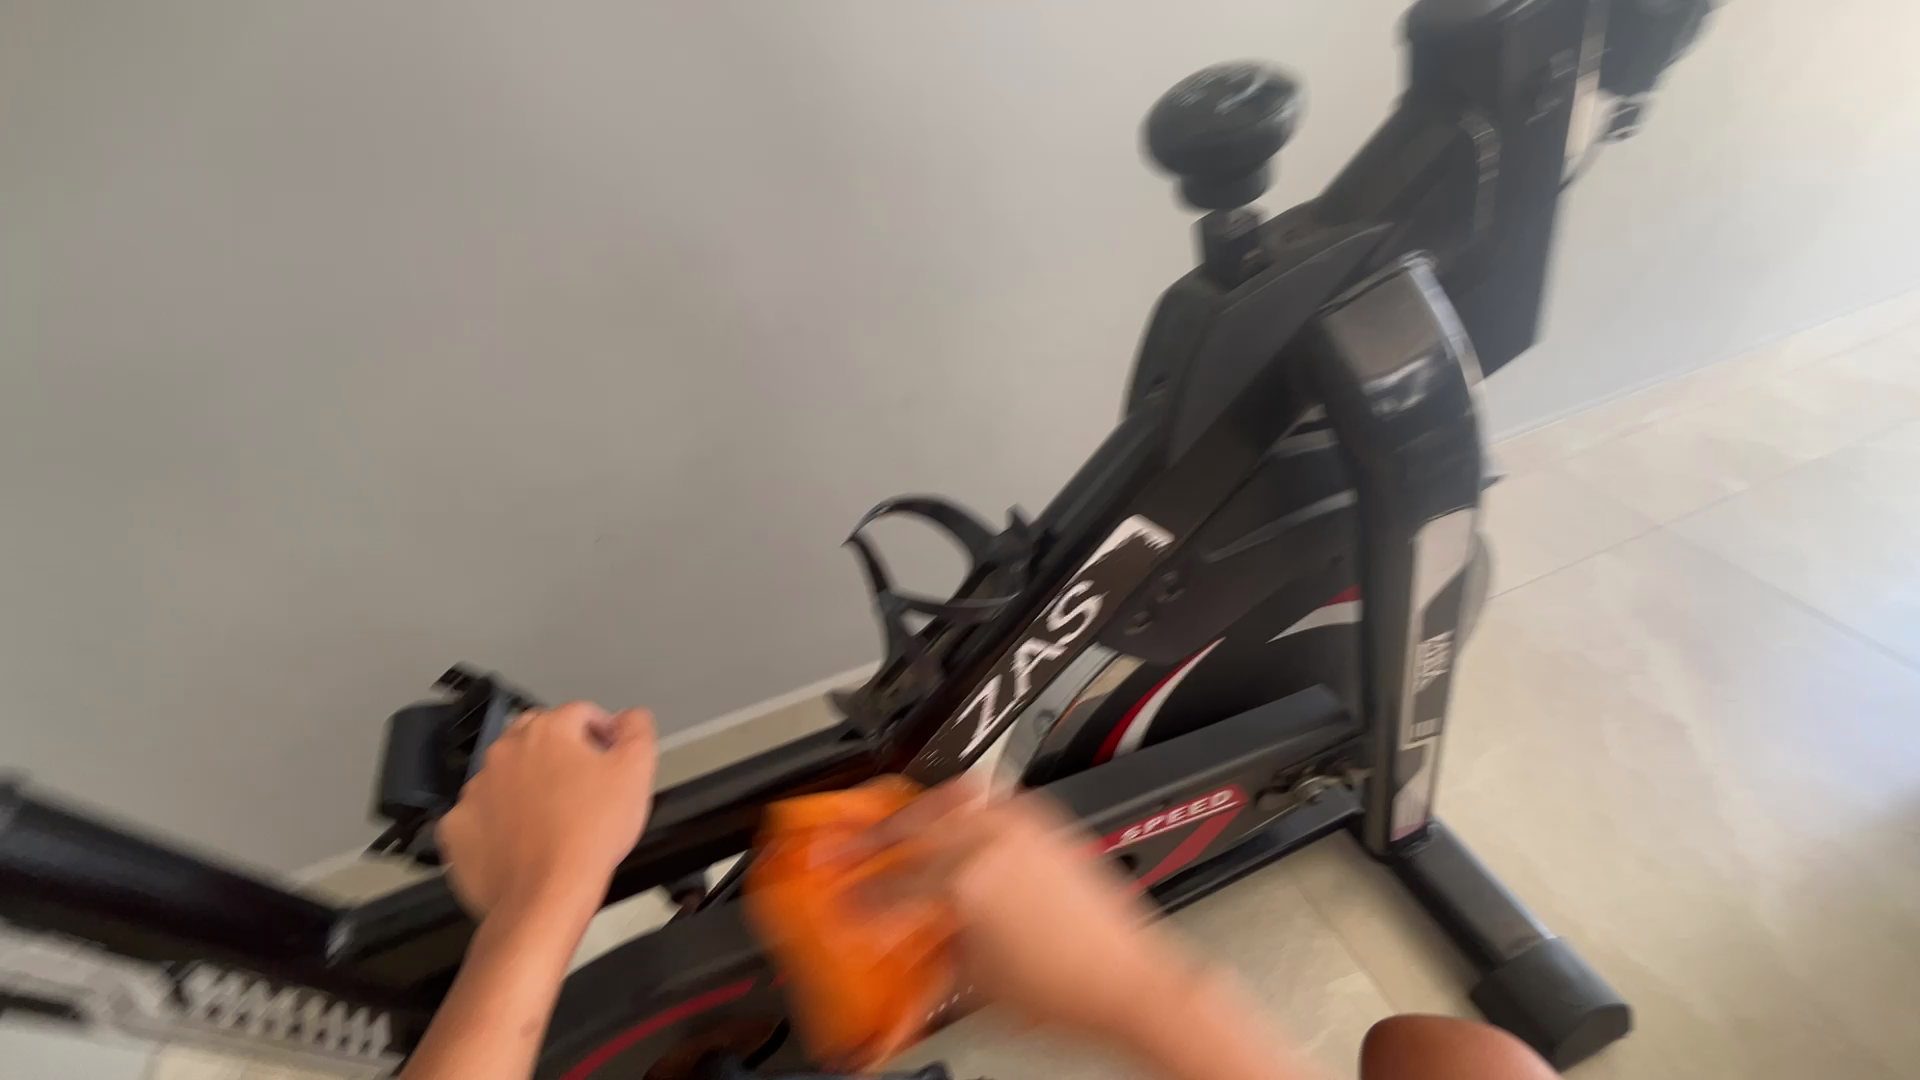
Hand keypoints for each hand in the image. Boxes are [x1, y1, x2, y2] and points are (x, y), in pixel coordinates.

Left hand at [436, 701, 657, 920]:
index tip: (611, 754)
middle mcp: (506, 753)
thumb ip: (637, 728)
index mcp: (548, 732)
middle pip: (539, 735)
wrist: (546, 895)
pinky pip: (482, 811)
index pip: (581, 712)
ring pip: (509, 772)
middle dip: (562, 751)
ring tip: (557, 814)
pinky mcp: (457, 827)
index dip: (604, 731)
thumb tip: (629, 717)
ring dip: (530, 782)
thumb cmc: (589, 834)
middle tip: (585, 782)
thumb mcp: (637, 768)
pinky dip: (501, 817)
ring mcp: (476, 790)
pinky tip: (525, 834)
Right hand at [859, 779, 1199, 1043]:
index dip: (859, 893)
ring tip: (900, 821)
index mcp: (967, 881)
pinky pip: (993, 798)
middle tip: (852, 843)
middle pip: (915, 822)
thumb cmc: (1065, 991)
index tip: (843, 896)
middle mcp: (992, 841)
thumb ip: (935, 946)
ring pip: (954, 795)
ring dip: (920, 809)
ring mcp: (1021, 825)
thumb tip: (912, 938)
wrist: (1128, 980)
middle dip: (875, 835)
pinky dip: (966, 804)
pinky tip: (958, 819)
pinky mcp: (1045, 823)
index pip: (894, 882)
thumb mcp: (977, 980)